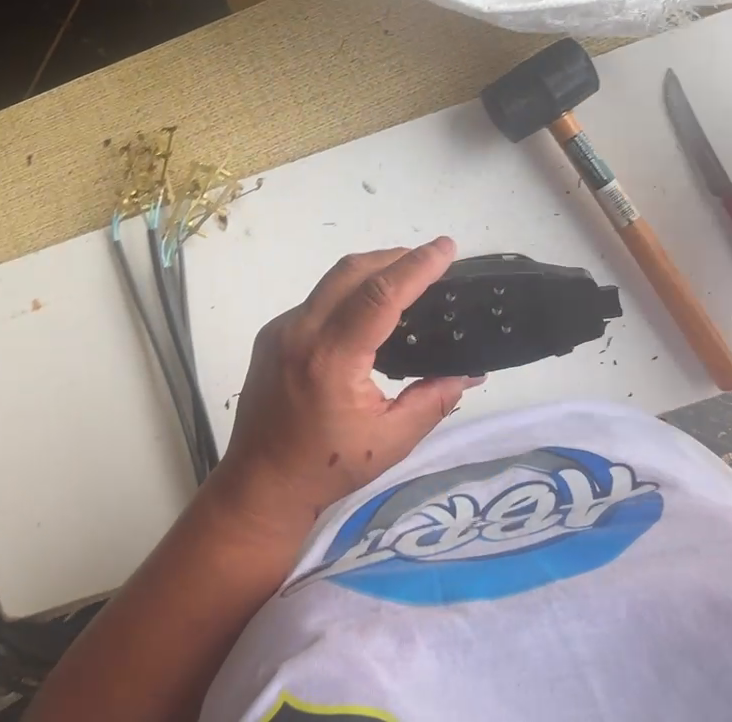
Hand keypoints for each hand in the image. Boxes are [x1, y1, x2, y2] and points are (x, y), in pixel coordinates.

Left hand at [207, 238, 482, 536]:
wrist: (260, 482)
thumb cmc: (327, 467)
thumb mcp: (391, 440)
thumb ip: (432, 400)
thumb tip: (471, 372)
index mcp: (331, 359)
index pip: (379, 295)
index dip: (416, 267)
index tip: (446, 248)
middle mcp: (300, 332)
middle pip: (352, 272)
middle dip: (394, 257)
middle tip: (431, 260)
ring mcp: (280, 329)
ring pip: (331, 282)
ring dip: (370, 272)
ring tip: (406, 280)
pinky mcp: (271, 334)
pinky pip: (316, 301)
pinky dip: (347, 294)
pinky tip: (367, 312)